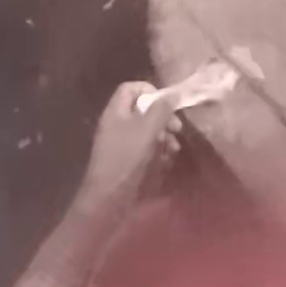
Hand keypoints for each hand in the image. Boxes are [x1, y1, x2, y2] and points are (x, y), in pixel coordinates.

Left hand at [71, 81, 177, 221]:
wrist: (108, 198)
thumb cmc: (126, 158)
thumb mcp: (147, 130)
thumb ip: (161, 110)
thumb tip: (173, 94)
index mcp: (116, 112)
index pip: (130, 88)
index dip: (149, 90)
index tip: (166, 103)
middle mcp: (117, 124)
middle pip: (142, 110)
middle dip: (162, 117)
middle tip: (176, 127)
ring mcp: (121, 144)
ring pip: (146, 131)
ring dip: (163, 136)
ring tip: (174, 148)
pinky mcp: (127, 161)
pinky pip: (145, 149)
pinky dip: (157, 152)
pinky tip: (166, 161)